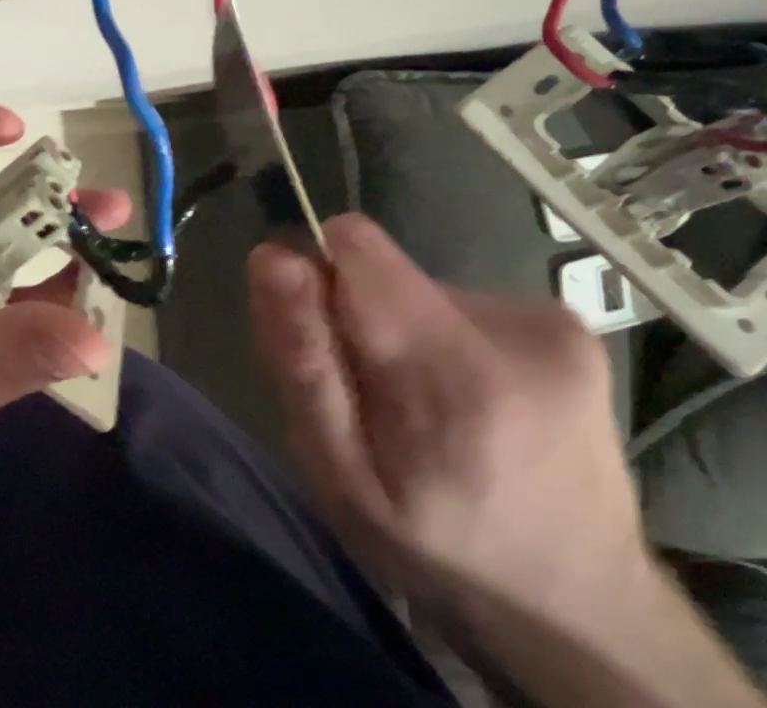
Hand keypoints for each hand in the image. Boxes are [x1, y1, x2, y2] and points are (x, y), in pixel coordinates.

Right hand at [247, 214, 645, 619]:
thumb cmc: (433, 546)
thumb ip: (302, 362)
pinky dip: (435, 342)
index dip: (311, 280)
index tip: (312, 345)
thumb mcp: (338, 474)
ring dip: (393, 336)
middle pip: (379, 272)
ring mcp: (555, 324)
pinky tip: (455, 405)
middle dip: (350, 322)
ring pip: (414, 288)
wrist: (578, 602)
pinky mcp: (569, 327)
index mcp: (455, 368)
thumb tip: (271, 258)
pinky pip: (455, 303)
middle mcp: (517, 325)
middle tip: (362, 404)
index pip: (355, 246)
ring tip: (412, 414)